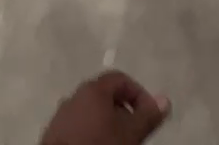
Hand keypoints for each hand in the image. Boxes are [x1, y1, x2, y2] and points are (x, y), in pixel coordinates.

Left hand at [41, 71, 170, 144]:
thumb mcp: (130, 133)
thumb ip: (148, 115)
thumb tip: (166, 99)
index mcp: (94, 88)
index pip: (121, 79)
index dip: (138, 94)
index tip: (148, 115)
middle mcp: (75, 95)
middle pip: (105, 96)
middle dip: (123, 111)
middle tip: (134, 131)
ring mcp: (61, 115)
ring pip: (91, 113)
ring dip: (107, 124)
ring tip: (117, 142)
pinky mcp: (52, 134)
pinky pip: (78, 126)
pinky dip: (91, 133)